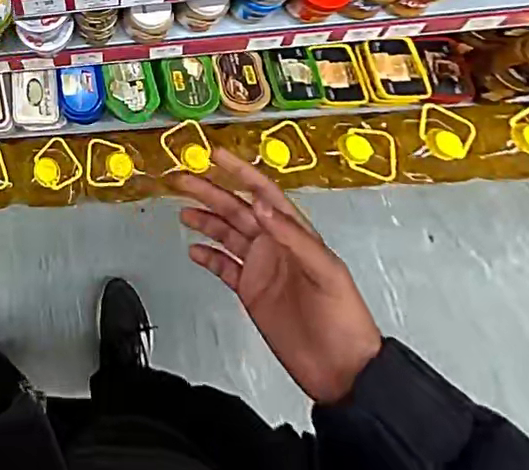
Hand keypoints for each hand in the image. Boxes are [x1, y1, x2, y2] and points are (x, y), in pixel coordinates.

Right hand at [171, 149, 382, 404]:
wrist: (343, 373)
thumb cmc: (344, 320)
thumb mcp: (325, 273)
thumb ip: (293, 237)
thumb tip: (260, 205)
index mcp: (293, 234)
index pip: (262, 193)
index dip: (240, 171)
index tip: (217, 156)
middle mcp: (274, 244)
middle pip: (235, 209)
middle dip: (209, 191)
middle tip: (185, 179)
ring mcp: (261, 267)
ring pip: (225, 233)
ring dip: (205, 220)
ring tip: (184, 211)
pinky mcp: (251, 290)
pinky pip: (223, 266)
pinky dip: (207, 256)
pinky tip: (195, 250)